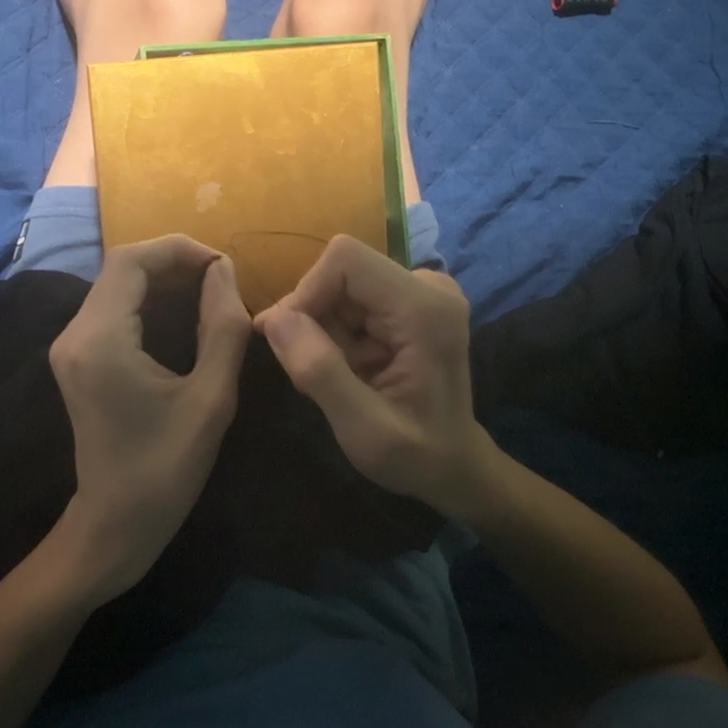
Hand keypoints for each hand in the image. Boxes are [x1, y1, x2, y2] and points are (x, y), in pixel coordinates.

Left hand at [49, 235, 251, 597]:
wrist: (115, 522)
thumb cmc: (167, 468)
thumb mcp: (211, 398)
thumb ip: (222, 326)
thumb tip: (224, 271)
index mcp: (101, 340)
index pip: (131, 261)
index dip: (178, 249)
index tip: (223, 264)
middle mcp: (74, 334)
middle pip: (120, 269)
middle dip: (172, 262)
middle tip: (222, 278)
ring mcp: (69, 346)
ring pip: (115, 286)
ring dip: (161, 280)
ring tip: (209, 291)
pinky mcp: (74, 359)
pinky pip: (111, 310)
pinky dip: (147, 301)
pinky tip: (181, 314)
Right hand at [255, 235, 486, 513]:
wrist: (455, 467)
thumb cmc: (416, 456)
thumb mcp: (363, 429)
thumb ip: (319, 371)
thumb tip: (273, 319)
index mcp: (424, 309)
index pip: (344, 261)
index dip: (305, 293)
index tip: (289, 343)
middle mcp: (427, 286)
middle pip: (339, 272)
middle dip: (313, 318)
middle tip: (309, 371)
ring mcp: (420, 291)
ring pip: (339, 286)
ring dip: (322, 330)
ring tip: (336, 378)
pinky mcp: (409, 301)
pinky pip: (350, 299)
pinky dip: (335, 333)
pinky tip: (347, 369)